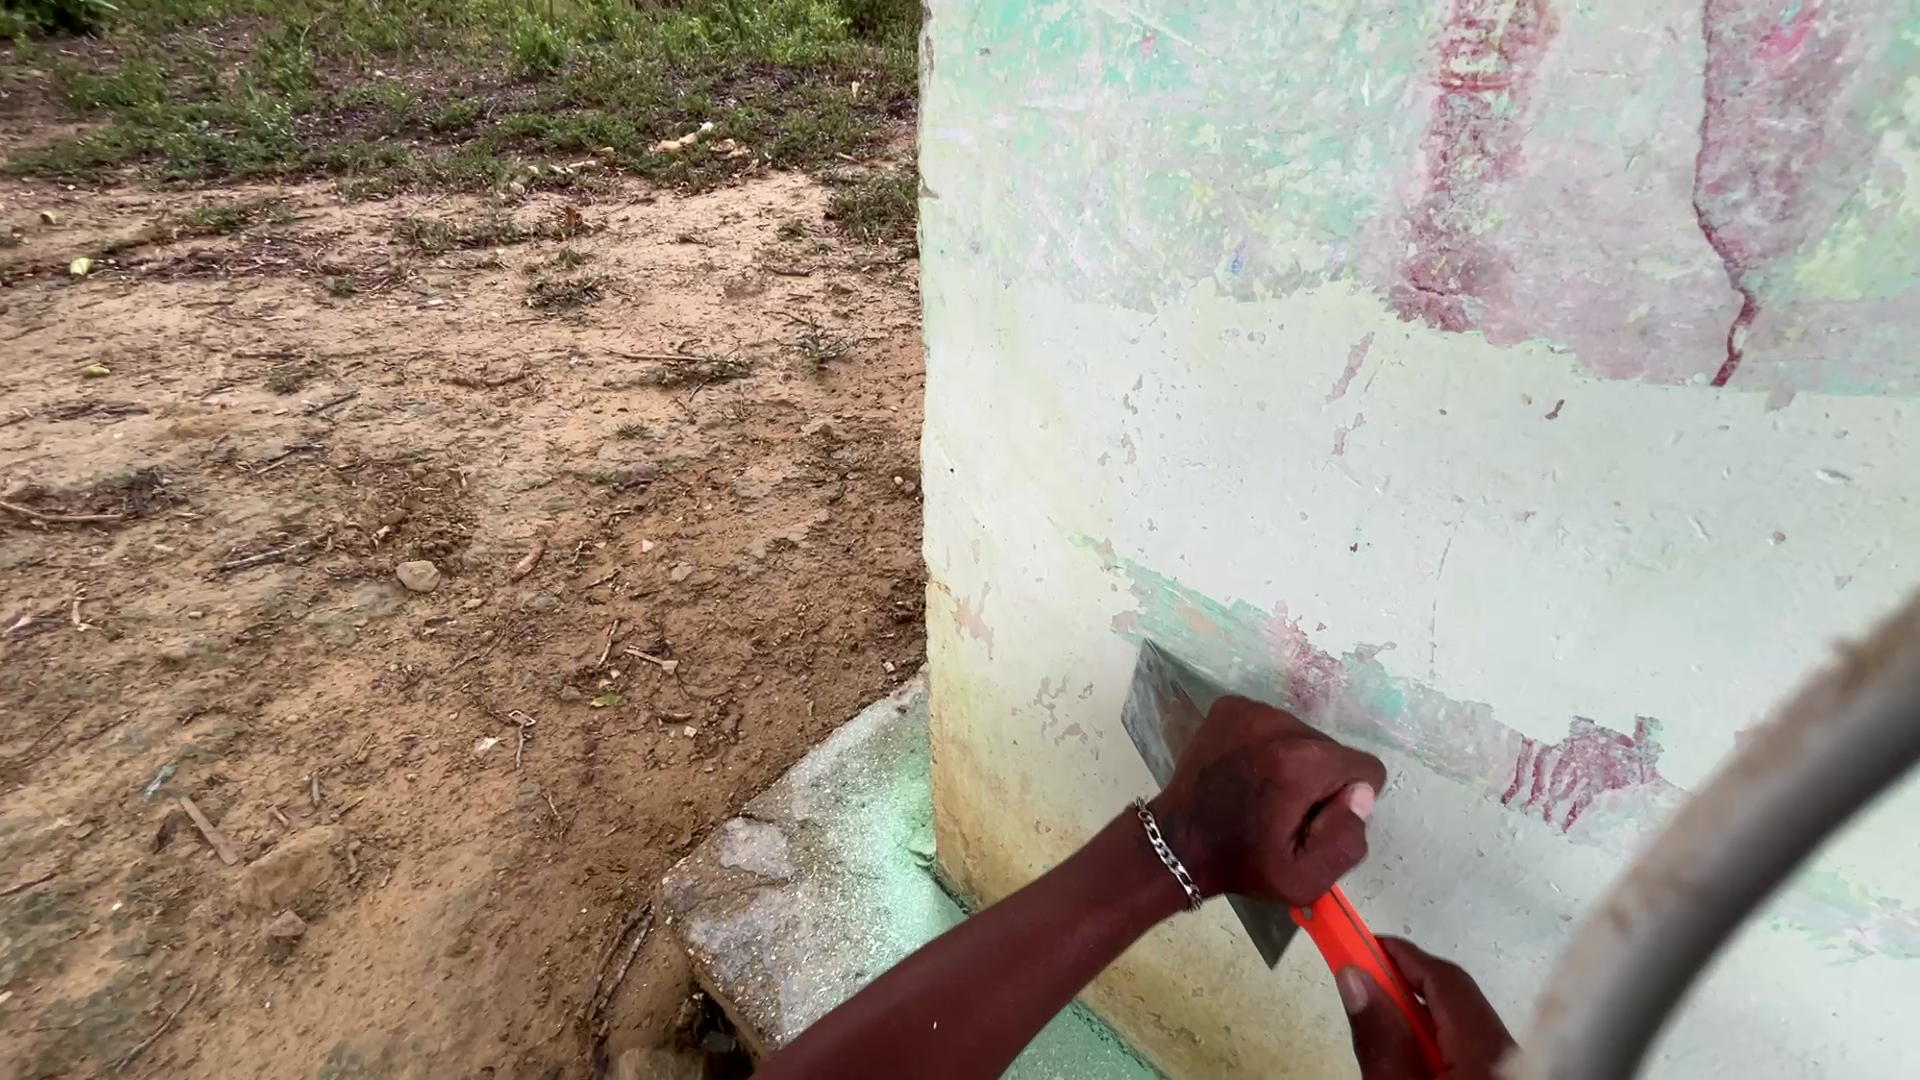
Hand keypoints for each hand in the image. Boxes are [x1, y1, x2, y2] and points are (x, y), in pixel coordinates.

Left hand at [1149, 695, 1386, 905]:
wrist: (1177, 840)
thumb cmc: (1242, 861)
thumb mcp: (1305, 878)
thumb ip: (1347, 839)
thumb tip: (1361, 794)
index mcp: (1297, 763)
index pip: (1365, 767)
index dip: (1350, 799)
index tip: (1316, 817)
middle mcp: (1274, 723)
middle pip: (1331, 748)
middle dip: (1321, 778)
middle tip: (1284, 808)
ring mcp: (1247, 710)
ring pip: (1302, 733)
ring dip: (1295, 759)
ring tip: (1262, 789)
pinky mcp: (1228, 706)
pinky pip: (1273, 722)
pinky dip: (1268, 744)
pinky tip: (1246, 769)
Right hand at [1340, 938, 1514, 1078]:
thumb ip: (1381, 1038)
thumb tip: (1353, 975)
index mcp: (1489, 1051)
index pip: (1443, 977)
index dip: (1396, 953)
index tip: (1352, 942)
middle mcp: (1512, 1054)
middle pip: (1455, 998)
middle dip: (1405, 984)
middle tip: (1362, 987)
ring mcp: (1517, 1070)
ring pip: (1466, 1024)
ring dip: (1422, 1015)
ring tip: (1386, 1031)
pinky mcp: (1511, 1079)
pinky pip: (1478, 1048)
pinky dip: (1443, 1040)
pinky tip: (1420, 1062)